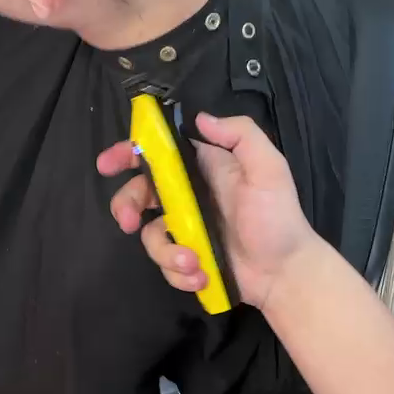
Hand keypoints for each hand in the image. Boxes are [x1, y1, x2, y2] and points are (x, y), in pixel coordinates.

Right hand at [96, 112, 325, 308]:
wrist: (286, 272)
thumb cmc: (278, 218)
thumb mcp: (269, 168)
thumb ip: (240, 135)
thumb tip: (199, 117)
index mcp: (204, 168)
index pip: (160, 152)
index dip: (129, 153)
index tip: (108, 164)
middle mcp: (189, 196)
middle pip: (139, 193)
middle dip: (125, 206)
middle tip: (127, 222)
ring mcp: (186, 230)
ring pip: (150, 235)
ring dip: (166, 251)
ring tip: (193, 262)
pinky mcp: (187, 259)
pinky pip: (166, 264)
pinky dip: (179, 273)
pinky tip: (202, 276)